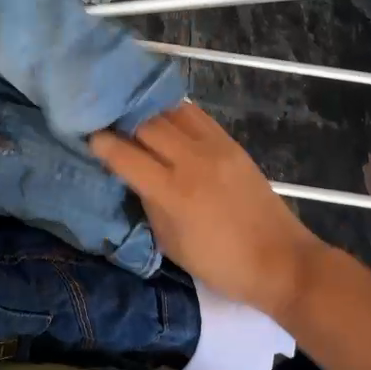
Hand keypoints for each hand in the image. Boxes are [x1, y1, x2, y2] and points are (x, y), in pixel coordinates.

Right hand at [91, 103, 328, 319]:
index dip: (101, 143)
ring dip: (144, 108)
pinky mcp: (229, 141)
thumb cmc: (222, 263)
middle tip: (102, 115)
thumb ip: (147, 201)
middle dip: (119, 118)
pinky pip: (192, 113)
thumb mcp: (171, 243)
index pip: (125, 156)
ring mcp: (213, 147)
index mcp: (174, 193)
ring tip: (127, 106)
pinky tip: (159, 110)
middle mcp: (191, 162)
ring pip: (168, 110)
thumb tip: (128, 173)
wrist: (283, 262)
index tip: (87, 135)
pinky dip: (170, 109)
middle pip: (144, 124)